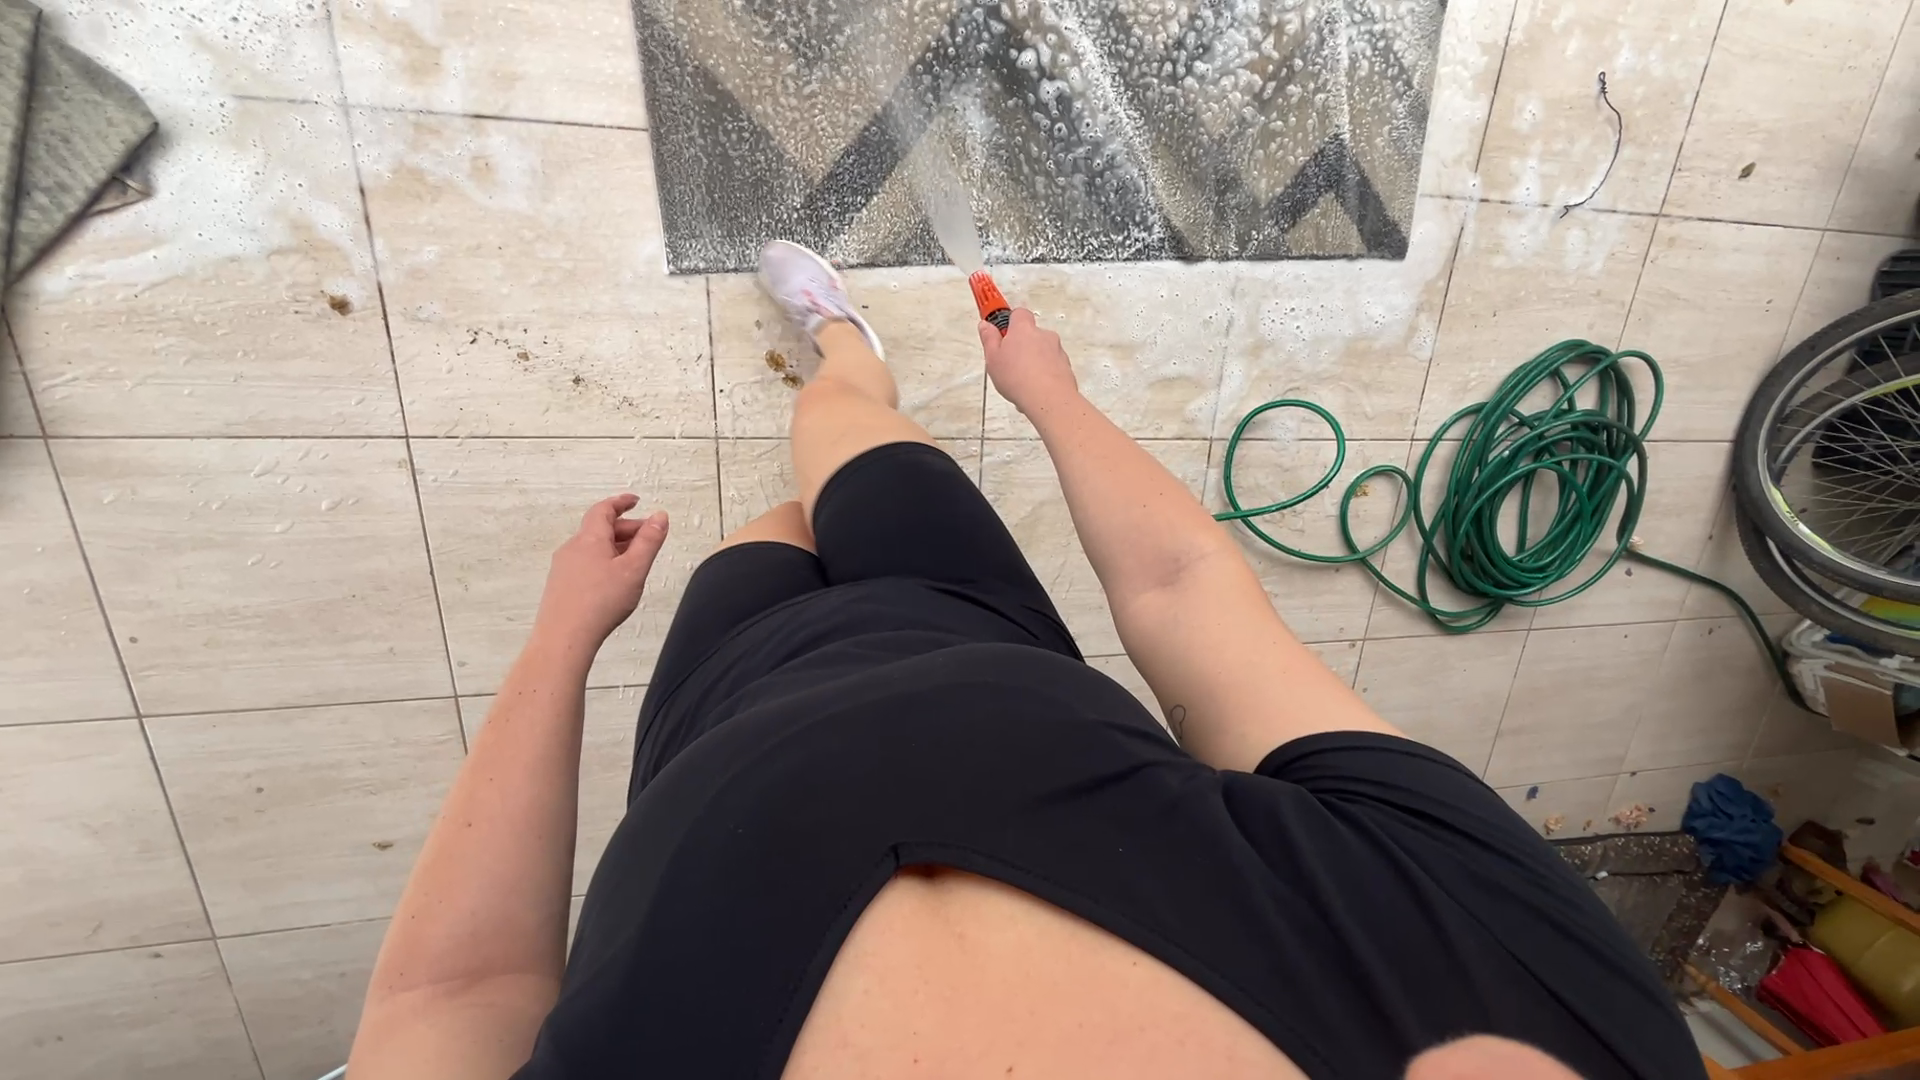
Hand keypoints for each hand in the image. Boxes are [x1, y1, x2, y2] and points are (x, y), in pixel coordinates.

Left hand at [532, 494, 668, 651]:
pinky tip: (615, 580)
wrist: (565, 637)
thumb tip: (660, 517)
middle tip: (649, 537)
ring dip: (616, 546)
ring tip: (636, 561)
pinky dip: (604, 561)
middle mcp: (572, 548)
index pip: (604, 510)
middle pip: (600, 528)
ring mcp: (564, 567)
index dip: (621, 502)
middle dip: (626, 528)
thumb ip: (649, 541)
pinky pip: (585, 562)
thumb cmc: (599, 603)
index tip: (635, 500)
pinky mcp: (561, 584)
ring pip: (593, 547)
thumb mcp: (635, 569)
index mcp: (589, 539)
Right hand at [978, 308, 1078, 416]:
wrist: (1048, 398)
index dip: (1009, 322)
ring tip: (1021, 381)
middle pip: (1031, 334)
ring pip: (1042, 351)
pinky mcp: (1066, 366)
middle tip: (1009, 363)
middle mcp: (1043, 335)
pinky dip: (1044, 374)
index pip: (1018, 314)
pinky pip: (1051, 366)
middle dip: (1021, 346)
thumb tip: (985, 325)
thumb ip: (989, 339)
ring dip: (1033, 361)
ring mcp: (1057, 350)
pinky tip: (1034, 389)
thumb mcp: (993, 359)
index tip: (1001, 332)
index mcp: (1023, 329)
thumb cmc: (1018, 378)